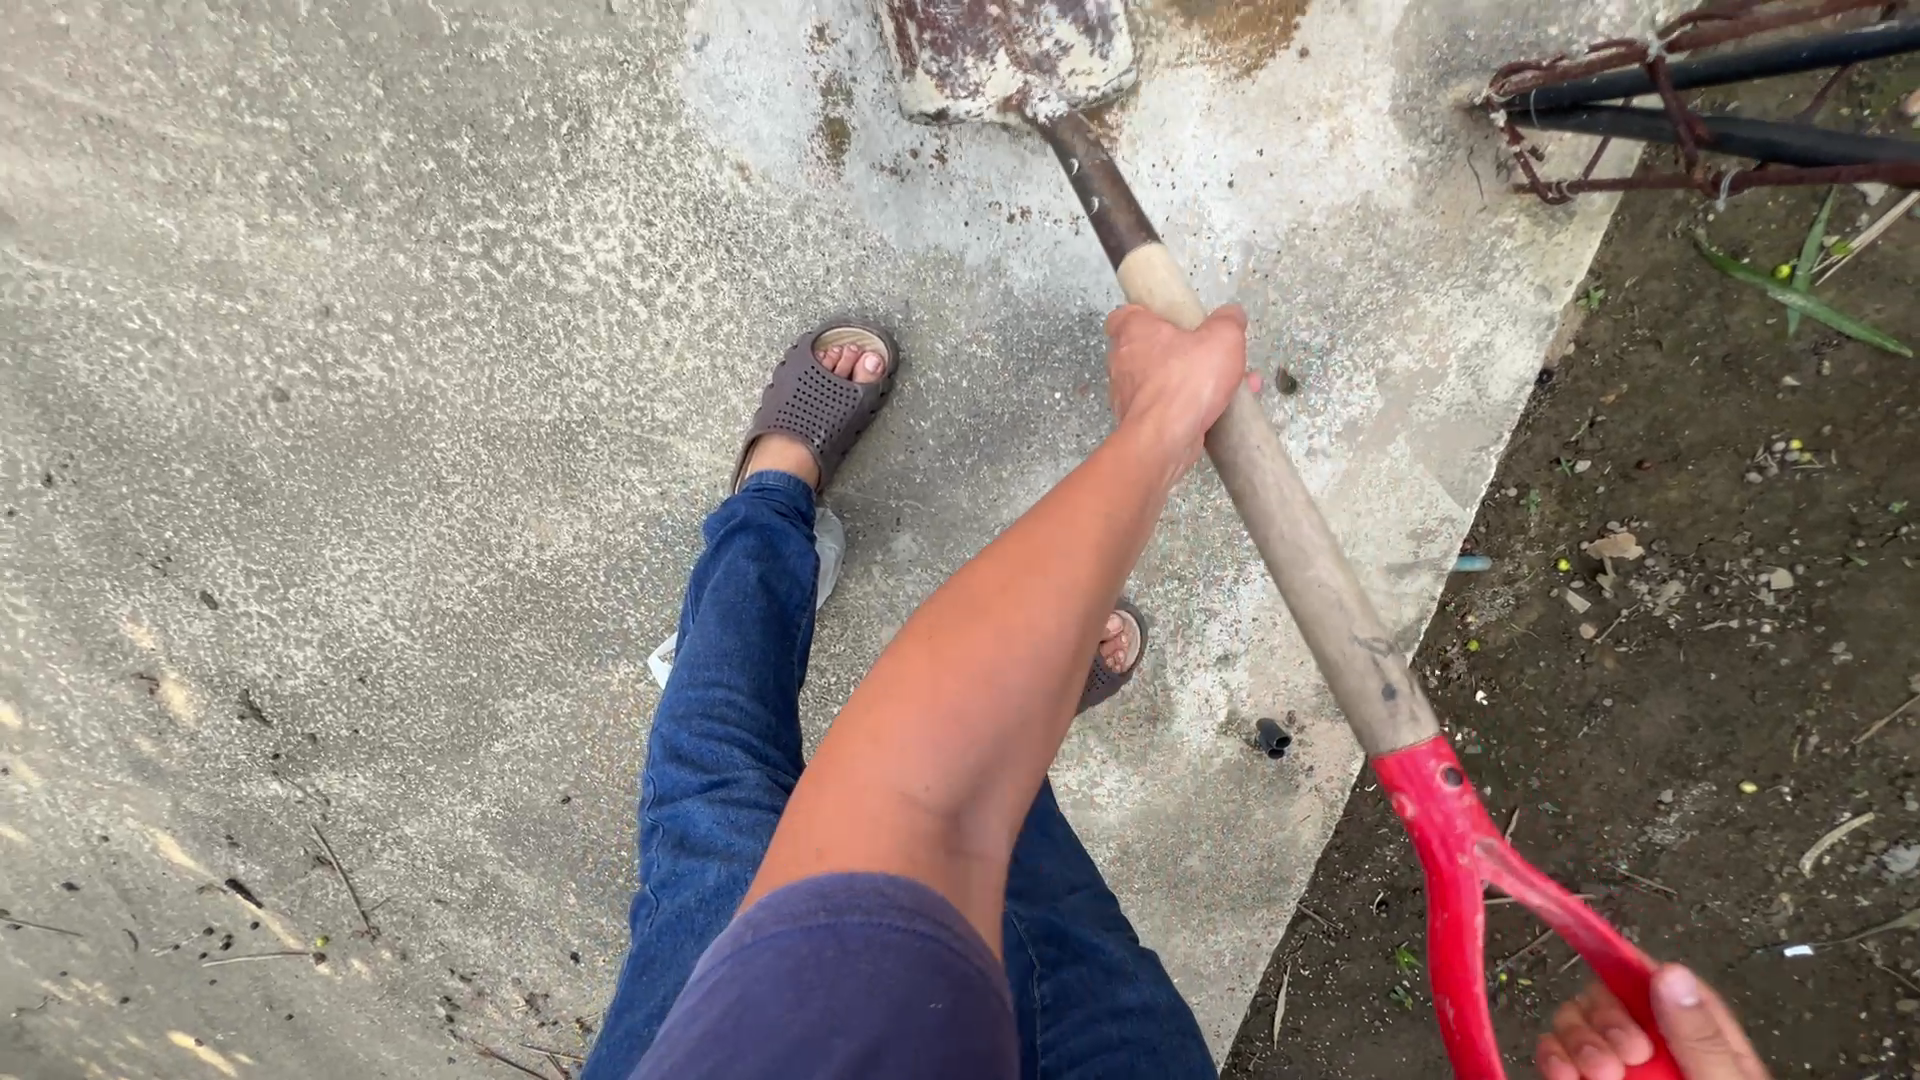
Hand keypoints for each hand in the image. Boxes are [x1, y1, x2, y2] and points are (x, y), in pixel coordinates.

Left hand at [1104, 303, 1258, 474]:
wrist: (1164, 439)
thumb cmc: (1185, 380)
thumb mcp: (1222, 338)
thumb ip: (1228, 321)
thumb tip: (1231, 315)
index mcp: (1133, 332)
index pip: (1125, 315)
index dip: (1147, 315)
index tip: (1170, 320)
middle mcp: (1123, 363)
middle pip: (1151, 349)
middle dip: (1185, 352)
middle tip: (1213, 355)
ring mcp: (1128, 396)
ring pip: (1165, 381)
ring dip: (1196, 380)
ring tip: (1235, 383)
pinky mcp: (1140, 423)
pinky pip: (1169, 407)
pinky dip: (1192, 406)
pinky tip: (1226, 409)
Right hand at [1537, 965, 1768, 1079]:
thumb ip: (1701, 1044)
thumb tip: (1671, 973)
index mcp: (1706, 1050)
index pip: (1668, 987)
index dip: (1636, 972)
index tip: (1617, 978)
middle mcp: (1658, 1054)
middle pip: (1609, 1000)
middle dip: (1599, 1018)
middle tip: (1620, 1054)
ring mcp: (1622, 1073)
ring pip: (1575, 1025)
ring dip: (1573, 1040)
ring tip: (1593, 1074)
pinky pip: (1556, 1058)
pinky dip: (1552, 1061)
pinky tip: (1561, 1075)